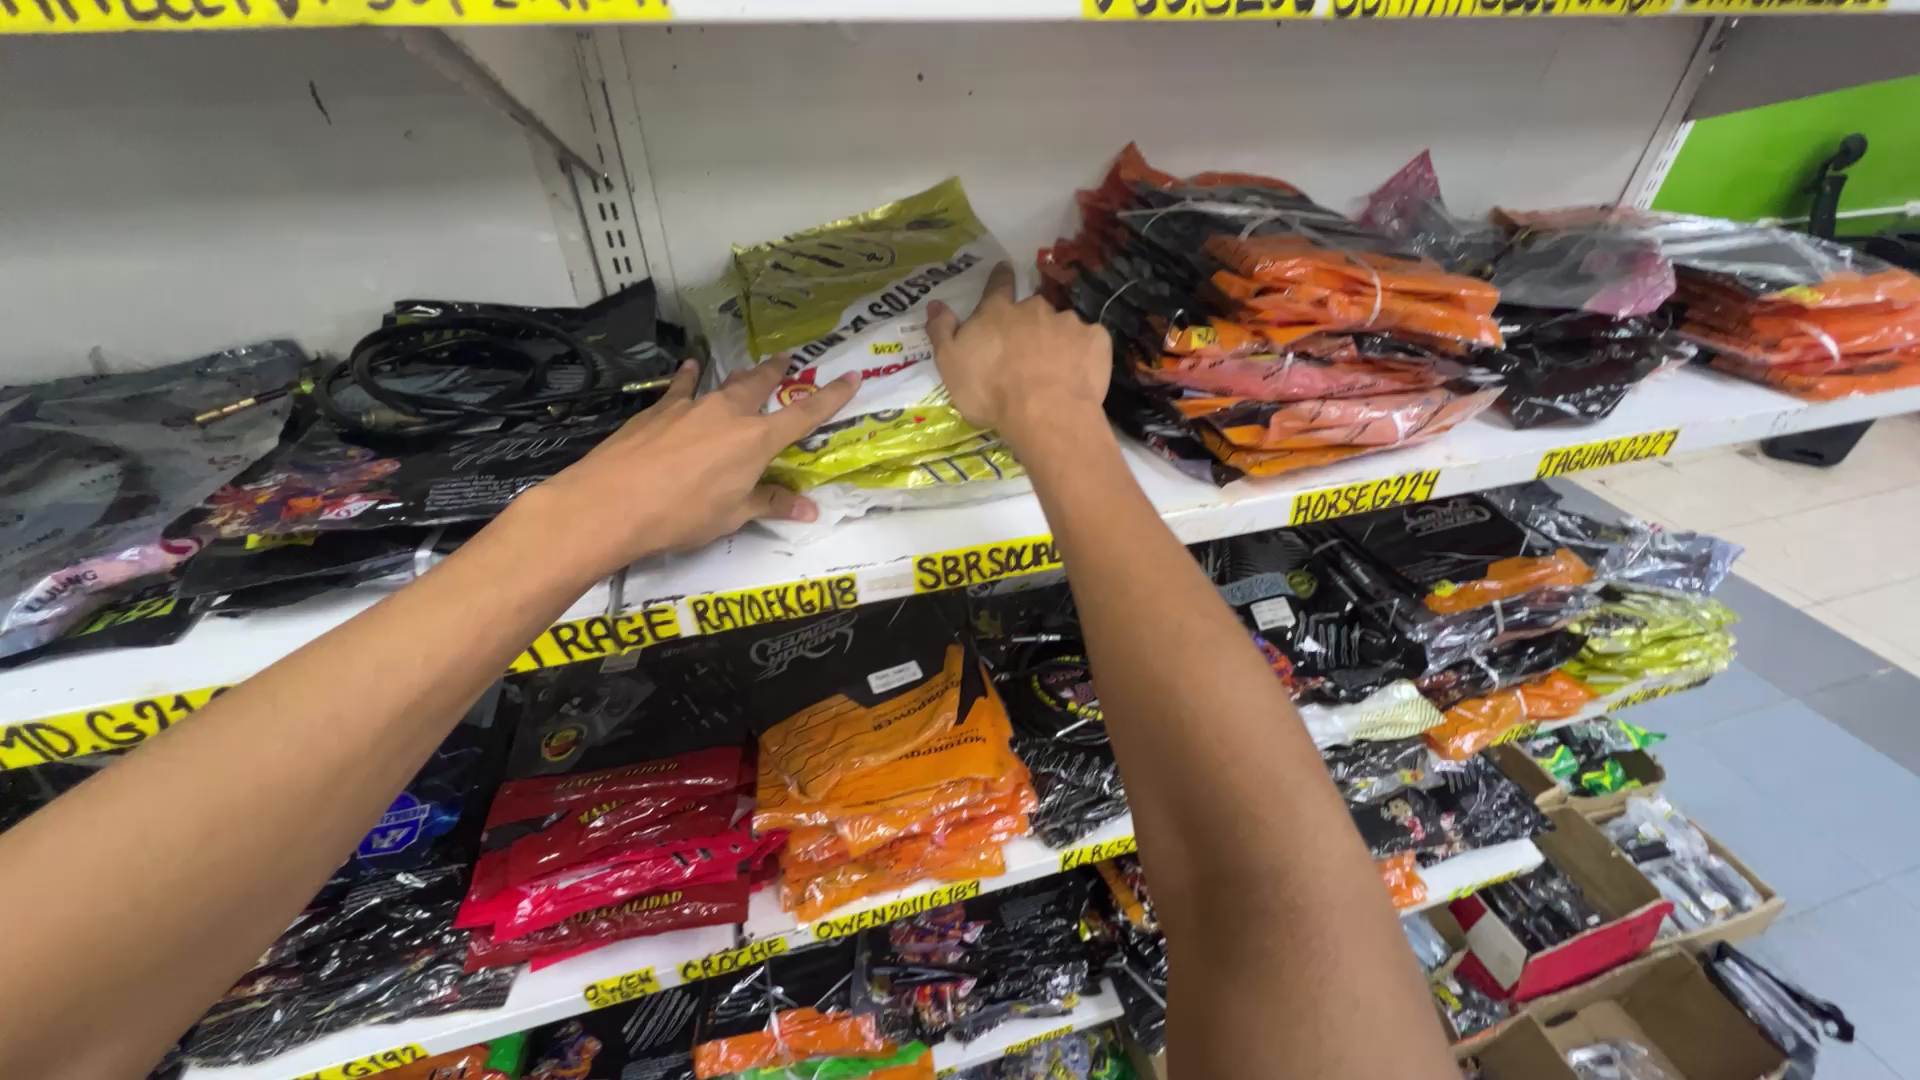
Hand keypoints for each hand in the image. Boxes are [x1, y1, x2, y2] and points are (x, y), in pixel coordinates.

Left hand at [518, 358, 859, 578]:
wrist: (611, 502)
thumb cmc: (682, 515)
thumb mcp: (732, 515)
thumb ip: (770, 504)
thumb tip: (809, 510)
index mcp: (756, 440)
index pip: (805, 414)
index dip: (833, 396)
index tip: (852, 376)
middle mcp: (729, 414)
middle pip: (762, 385)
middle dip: (779, 372)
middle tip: (789, 360)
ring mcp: (692, 407)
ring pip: (725, 383)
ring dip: (742, 376)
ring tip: (751, 368)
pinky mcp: (660, 410)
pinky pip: (682, 387)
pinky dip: (690, 377)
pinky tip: (691, 368)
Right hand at [926, 261, 1111, 451]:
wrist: (1044, 413)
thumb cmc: (990, 392)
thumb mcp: (950, 365)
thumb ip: (942, 331)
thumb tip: (935, 303)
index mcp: (997, 312)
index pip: (998, 285)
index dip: (1000, 278)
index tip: (1005, 270)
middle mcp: (1034, 309)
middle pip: (1032, 309)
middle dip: (1030, 324)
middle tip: (1027, 353)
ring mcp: (1068, 322)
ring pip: (1061, 326)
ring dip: (1057, 341)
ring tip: (1054, 371)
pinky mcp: (1095, 340)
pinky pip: (1089, 342)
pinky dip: (1083, 354)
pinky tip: (1078, 374)